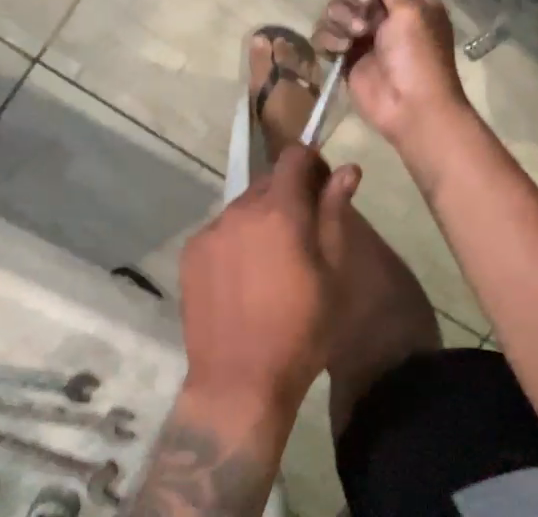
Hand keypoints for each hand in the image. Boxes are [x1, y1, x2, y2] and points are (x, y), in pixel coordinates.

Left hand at [178, 144, 361, 414]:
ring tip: (272, 261)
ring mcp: (210, 231)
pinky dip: (236, 240)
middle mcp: (239, 210)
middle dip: (288, 194)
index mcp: (279, 211)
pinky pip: (220, 231)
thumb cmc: (301, 332)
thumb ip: (335, 214)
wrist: (239, 382)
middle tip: (303, 232)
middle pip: (267, 182)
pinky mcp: (191, 253)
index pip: (293, 157)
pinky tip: (244, 277)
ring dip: (260, 219)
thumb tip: (346, 169)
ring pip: (242, 207)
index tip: (322, 185)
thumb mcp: (333, 274)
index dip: (311, 162)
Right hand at [312, 0, 468, 146]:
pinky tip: (341, 49)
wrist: (410, 106)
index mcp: (410, 0)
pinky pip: (325, 35)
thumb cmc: (419, 56)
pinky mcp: (345, 56)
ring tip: (357, 35)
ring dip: (342, 17)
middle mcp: (385, 13)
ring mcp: (363, 35)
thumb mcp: (412, 13)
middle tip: (364, 2)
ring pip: (336, 8)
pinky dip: (330, 38)